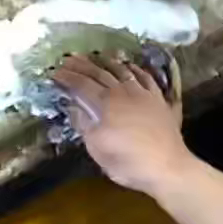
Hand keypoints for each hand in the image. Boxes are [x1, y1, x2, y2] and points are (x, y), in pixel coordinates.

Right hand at [50, 52, 194, 195]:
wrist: (168, 167)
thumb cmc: (128, 162)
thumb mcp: (97, 149)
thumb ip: (84, 125)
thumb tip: (75, 107)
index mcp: (105, 104)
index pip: (82, 85)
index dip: (67, 78)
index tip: (54, 73)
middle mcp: (123, 92)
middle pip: (100, 73)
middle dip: (83, 65)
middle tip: (69, 59)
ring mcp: (144, 94)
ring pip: (123, 71)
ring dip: (107, 62)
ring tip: (96, 56)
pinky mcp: (159, 100)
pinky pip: (146, 77)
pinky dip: (135, 69)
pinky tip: (130, 67)